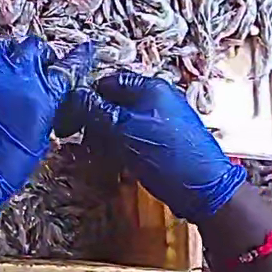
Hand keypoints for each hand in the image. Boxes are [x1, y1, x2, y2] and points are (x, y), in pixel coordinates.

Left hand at [0, 12, 95, 224]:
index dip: (76, 59)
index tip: (84, 51)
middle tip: (34, 69)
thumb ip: (46, 108)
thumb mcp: (40, 139)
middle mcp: (15, 72)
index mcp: (42, 91)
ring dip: (5, 53)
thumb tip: (47, 96)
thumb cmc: (6, 167)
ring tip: (3, 64)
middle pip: (32, 48)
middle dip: (37, 57)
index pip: (66, 66)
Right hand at [58, 72, 245, 223]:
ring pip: (119, 123)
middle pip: (112, 102)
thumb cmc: (164, 154)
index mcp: (149, 87)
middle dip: (91, 119)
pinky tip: (106, 161)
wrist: (204, 190)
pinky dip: (115, 147)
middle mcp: (155, 100)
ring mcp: (159, 122)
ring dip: (100, 136)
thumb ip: (95, 110)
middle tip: (73, 137)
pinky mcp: (160, 144)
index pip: (107, 81)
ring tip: (87, 153)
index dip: (85, 95)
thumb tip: (72, 95)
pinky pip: (130, 139)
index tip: (68, 115)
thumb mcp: (124, 129)